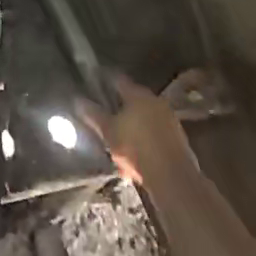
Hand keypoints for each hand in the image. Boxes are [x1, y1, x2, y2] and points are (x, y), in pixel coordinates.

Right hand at [81, 72, 195, 185]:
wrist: (172, 176)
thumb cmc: (135, 148)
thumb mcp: (109, 132)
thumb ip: (94, 115)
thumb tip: (78, 100)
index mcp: (137, 94)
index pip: (118, 80)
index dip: (106, 79)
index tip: (96, 81)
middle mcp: (155, 100)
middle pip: (132, 99)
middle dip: (119, 109)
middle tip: (106, 120)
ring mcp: (168, 117)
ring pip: (144, 118)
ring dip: (132, 127)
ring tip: (119, 144)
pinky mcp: (177, 136)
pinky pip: (154, 133)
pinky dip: (144, 140)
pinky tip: (135, 157)